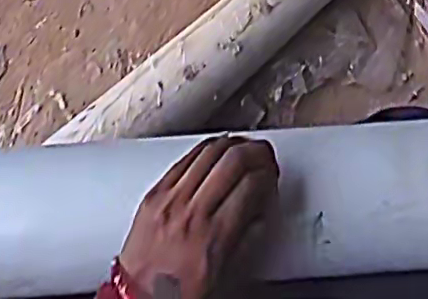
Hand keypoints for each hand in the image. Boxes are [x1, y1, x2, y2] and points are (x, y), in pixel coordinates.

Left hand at [116, 136, 278, 298]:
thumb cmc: (177, 296)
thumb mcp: (224, 278)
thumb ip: (246, 241)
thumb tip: (261, 210)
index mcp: (213, 240)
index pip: (250, 186)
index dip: (268, 175)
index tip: (272, 178)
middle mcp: (192, 213)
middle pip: (233, 160)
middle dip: (256, 152)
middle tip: (264, 156)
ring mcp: (171, 198)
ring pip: (209, 150)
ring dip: (233, 143)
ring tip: (244, 148)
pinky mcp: (155, 192)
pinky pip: (185, 157)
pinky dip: (206, 148)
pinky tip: (215, 150)